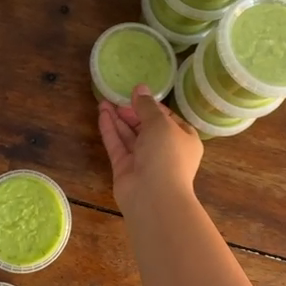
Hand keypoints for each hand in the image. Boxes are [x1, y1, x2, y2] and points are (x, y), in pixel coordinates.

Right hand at [97, 85, 203, 215]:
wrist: (154, 197)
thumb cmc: (166, 154)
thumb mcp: (160, 123)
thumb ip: (147, 106)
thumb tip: (140, 88)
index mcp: (183, 139)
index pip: (168, 118)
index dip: (152, 106)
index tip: (136, 94)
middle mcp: (165, 150)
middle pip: (146, 127)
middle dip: (131, 112)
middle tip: (116, 96)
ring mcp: (144, 161)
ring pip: (130, 136)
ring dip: (118, 119)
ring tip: (103, 101)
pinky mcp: (126, 169)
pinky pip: (118, 146)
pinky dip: (110, 130)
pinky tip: (102, 114)